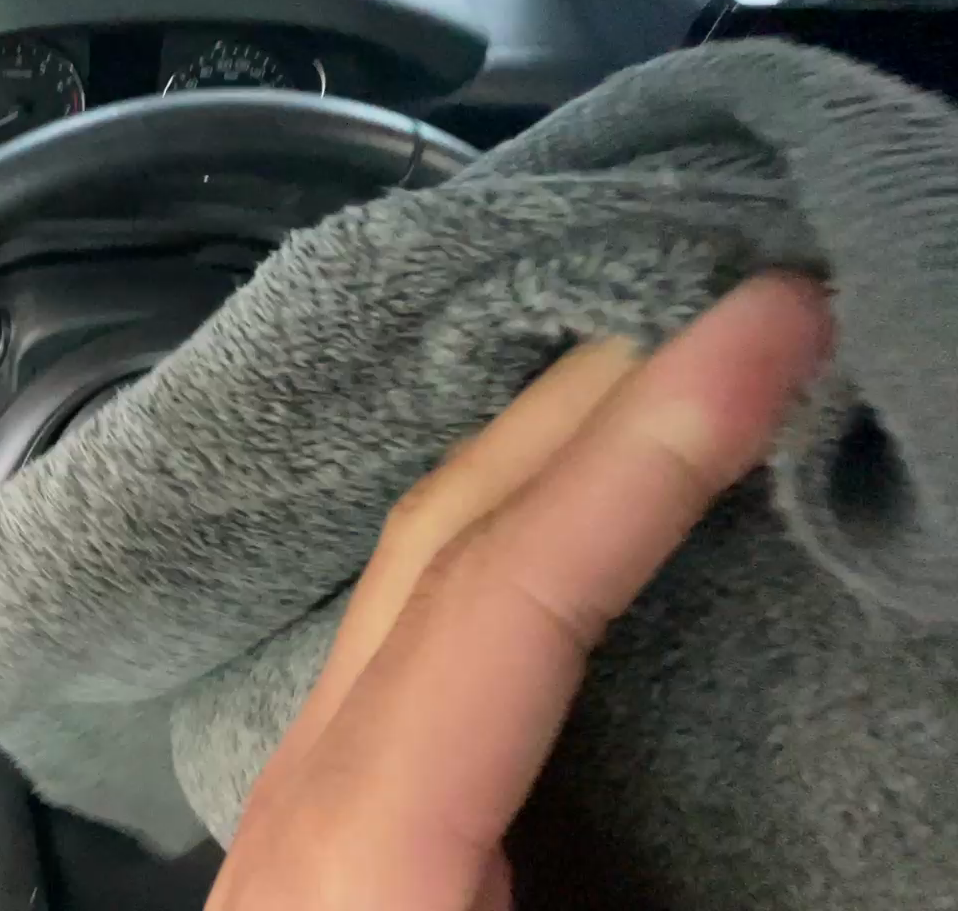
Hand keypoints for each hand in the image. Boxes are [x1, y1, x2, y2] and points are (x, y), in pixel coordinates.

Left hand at [204, 273, 832, 910]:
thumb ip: (689, 859)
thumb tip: (849, 785)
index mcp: (371, 823)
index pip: (502, 588)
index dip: (635, 450)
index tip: (758, 323)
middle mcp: (323, 751)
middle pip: (440, 537)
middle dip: (581, 412)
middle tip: (717, 312)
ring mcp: (319, 749)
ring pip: (422, 560)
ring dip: (542, 457)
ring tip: (658, 375)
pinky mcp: (342, 771)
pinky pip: (424, 617)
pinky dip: (508, 539)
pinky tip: (574, 508)